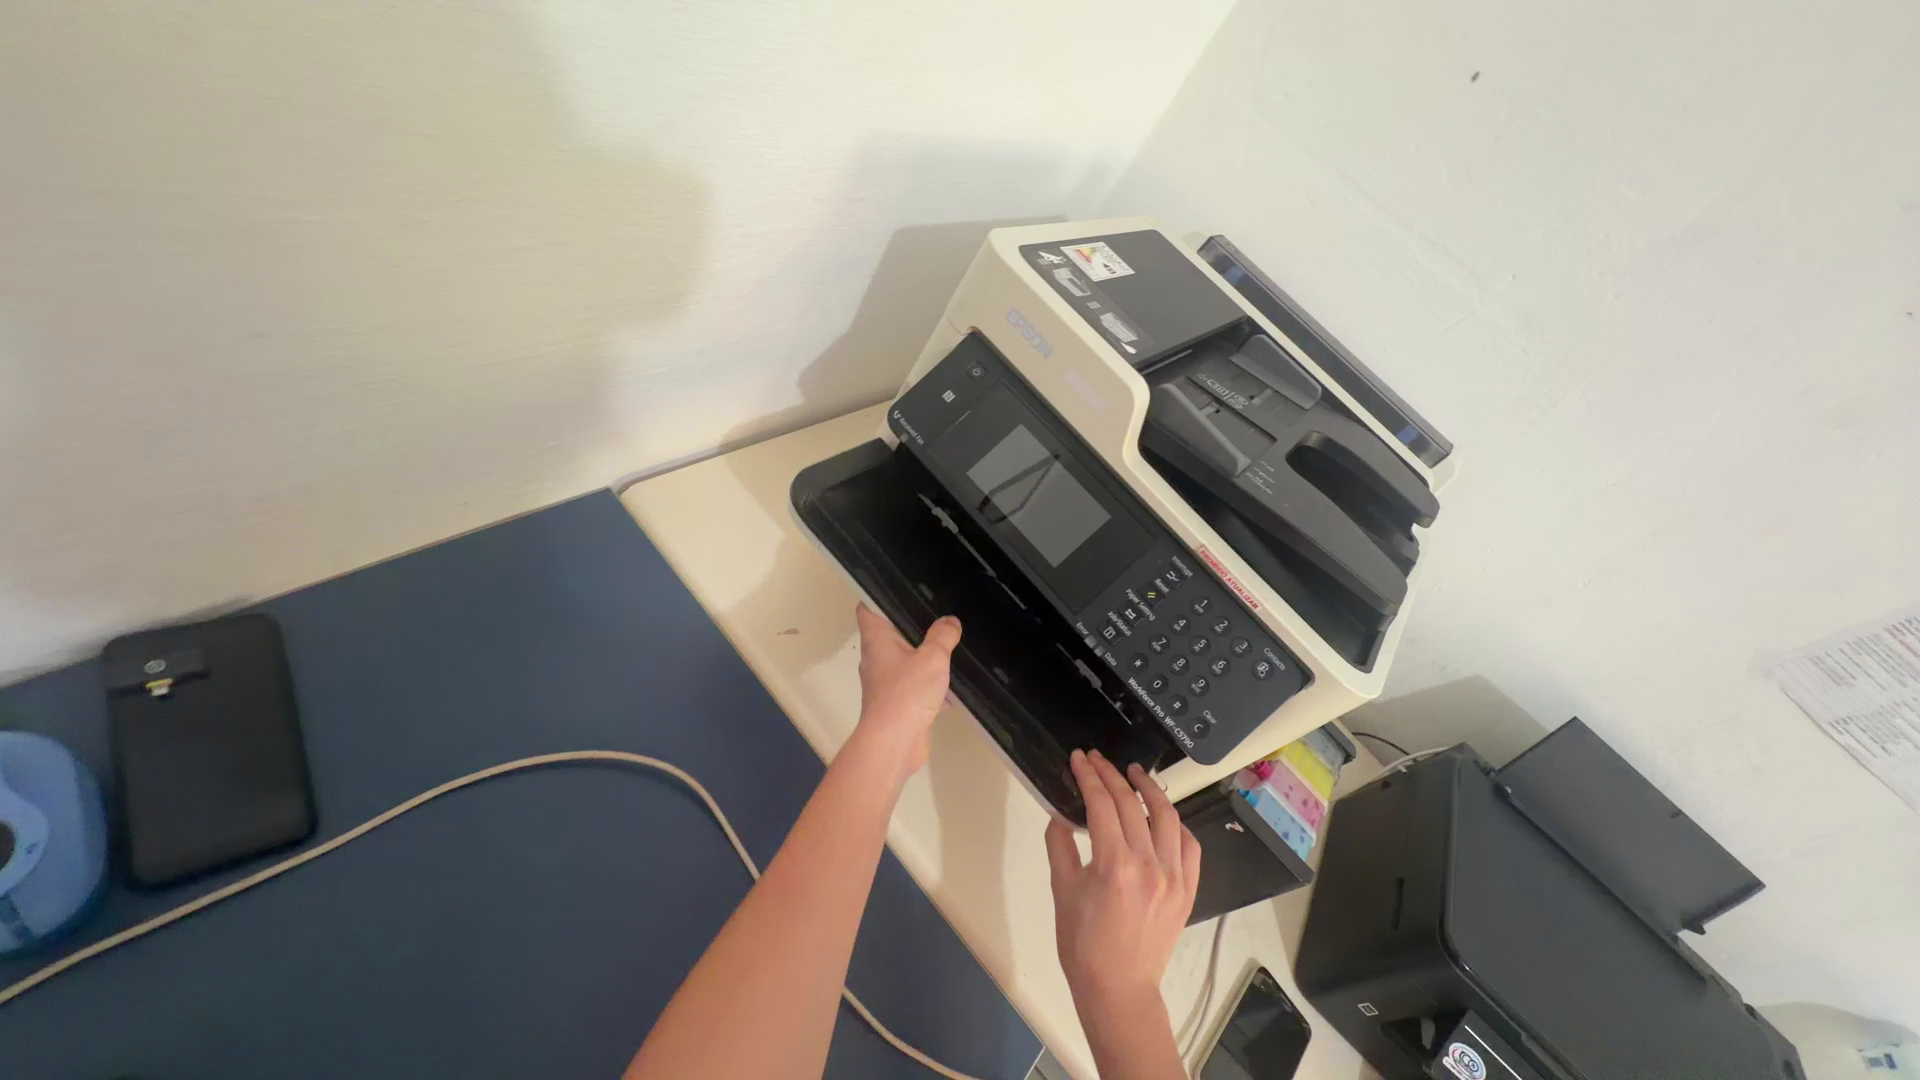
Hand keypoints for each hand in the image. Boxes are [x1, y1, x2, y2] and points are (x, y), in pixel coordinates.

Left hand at [850, 604, 960, 782]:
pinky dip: (931, 684)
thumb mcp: (932, 658)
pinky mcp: (898, 703)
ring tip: (951, 644)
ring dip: (925, 655)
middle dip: (913, 626)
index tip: (903, 589)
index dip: (881, 596)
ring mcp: (885, 682)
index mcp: (877, 639)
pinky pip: (915, 685)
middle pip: (891, 633)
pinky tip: (954, 685)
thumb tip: (950, 622)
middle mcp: (876, 658)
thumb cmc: (906, 693)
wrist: (894, 743)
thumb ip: (943, 636)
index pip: (868, 608)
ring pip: (906, 660)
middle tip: (938, 613)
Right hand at [1044, 750, 1200, 1015]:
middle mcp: (1149, 863)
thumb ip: (1060, 846)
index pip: (1101, 804)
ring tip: (1134, 772)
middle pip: (1131, 803)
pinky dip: (1176, 823)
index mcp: (1114, 863)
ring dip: (1148, 789)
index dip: (1088, 775)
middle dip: (1111, 775)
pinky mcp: (1188, 889)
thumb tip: (1061, 815)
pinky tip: (1162, 814)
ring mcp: (1174, 875)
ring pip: (1166, 817)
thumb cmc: (1083, 944)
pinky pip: (1189, 845)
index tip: (1078, 758)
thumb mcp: (1062, 891)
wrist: (1119, 989)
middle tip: (1096, 759)